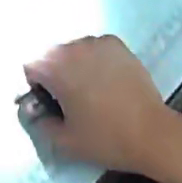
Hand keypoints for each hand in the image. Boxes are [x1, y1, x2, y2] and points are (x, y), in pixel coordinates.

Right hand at [22, 35, 180, 175]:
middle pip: (52, 55)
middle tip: (72, 101)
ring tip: (93, 91)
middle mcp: (73, 46)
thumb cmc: (105, 137)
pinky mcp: (116, 43)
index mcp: (55, 66)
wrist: (150, 131)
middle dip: (56, 74)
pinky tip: (109, 81)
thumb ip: (41, 124)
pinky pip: (96, 48)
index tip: (52, 104)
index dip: (37, 86)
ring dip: (76, 65)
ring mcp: (96, 41)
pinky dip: (96, 60)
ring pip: (75, 50)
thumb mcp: (66, 141)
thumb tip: (34, 111)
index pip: (30, 66)